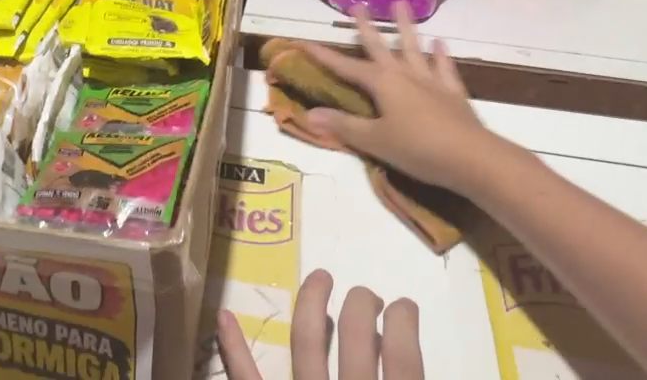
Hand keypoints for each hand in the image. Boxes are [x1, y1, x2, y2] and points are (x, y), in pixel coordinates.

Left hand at [218, 269, 422, 379]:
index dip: (406, 325)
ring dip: (313, 304)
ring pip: (307, 343)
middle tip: (367, 296)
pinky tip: (224, 317)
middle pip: (356, 337)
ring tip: (322, 278)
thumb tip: (422, 368)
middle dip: (362, 306)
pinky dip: (233, 351)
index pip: (405, 359)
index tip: (405, 306)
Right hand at [302, 2, 510, 194]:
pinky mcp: (453, 93)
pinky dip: (441, 56)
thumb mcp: (375, 141)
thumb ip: (343, 125)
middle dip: (366, 27)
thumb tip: (309, 113)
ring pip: (414, 48)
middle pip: (380, 46)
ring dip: (406, 27)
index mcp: (382, 83)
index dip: (322, 55)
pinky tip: (440, 43)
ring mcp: (431, 81)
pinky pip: (444, 69)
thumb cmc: (419, 149)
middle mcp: (404, 74)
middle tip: (358, 5)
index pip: (344, 66)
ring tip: (401, 4)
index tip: (302, 41)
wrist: (474, 158)